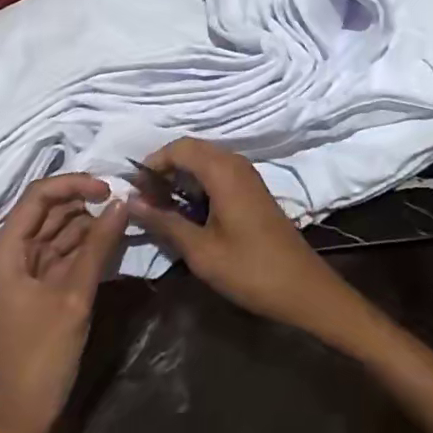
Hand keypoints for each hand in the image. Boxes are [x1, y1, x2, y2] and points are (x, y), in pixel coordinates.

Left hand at [0, 174, 127, 432]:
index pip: (38, 196)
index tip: (108, 187)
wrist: (30, 412)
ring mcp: (31, 268)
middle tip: (123, 198)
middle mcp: (16, 252)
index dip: (73, 184)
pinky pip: (70, 248)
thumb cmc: (42, 352)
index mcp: (7, 251)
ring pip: (63, 227)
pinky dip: (91, 240)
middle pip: (51, 208)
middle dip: (85, 199)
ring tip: (123, 214)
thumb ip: (98, 245)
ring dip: (91, 219)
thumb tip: (123, 200)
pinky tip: (114, 235)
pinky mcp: (47, 283)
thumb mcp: (74, 296)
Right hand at [127, 138, 361, 338]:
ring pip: (205, 160)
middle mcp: (236, 163)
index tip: (133, 188)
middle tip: (143, 198)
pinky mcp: (252, 189)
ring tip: (160, 206)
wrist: (300, 285)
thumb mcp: (200, 250)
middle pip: (193, 149)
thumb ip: (165, 221)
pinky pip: (218, 172)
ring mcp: (247, 175)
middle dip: (165, 167)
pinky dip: (198, 182)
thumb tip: (131, 201)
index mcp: (223, 170)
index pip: (180, 147)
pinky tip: (187, 210)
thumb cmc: (249, 269)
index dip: (153, 161)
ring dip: (181, 175)